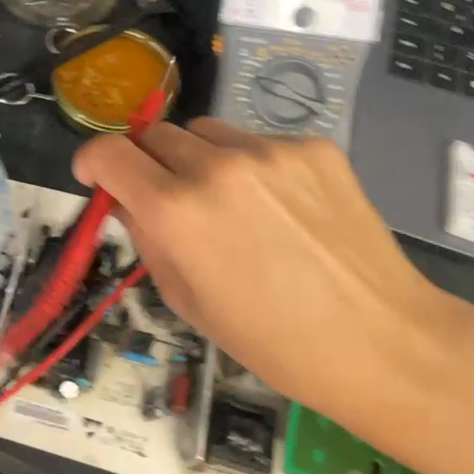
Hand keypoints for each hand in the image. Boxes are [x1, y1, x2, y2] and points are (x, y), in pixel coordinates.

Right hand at [75, 121, 473, 473]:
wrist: (380, 339)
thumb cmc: (272, 340)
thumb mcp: (186, 301)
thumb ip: (147, 238)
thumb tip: (129, 201)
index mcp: (175, 210)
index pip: (108, 152)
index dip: (92, 162)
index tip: (97, 178)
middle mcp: (215, 166)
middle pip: (155, 135)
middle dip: (148, 164)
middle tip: (169, 201)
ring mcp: (269, 150)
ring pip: (205, 132)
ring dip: (198, 159)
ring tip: (230, 203)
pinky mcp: (312, 146)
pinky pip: (258, 142)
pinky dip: (252, 166)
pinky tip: (281, 208)